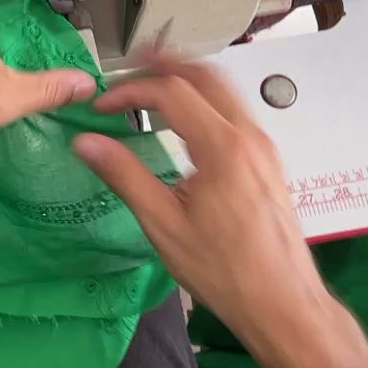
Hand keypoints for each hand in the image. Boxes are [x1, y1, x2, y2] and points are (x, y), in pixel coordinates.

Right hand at [71, 56, 353, 367]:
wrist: (282, 303)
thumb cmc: (221, 269)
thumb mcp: (163, 224)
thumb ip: (124, 175)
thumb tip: (85, 142)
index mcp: (222, 147)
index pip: (171, 93)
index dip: (130, 92)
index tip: (101, 109)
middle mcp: (249, 136)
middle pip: (206, 76)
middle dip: (165, 65)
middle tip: (129, 67)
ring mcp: (264, 148)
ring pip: (226, 91)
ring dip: (188, 79)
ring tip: (154, 83)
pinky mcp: (268, 162)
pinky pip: (236, 112)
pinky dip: (206, 100)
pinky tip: (187, 120)